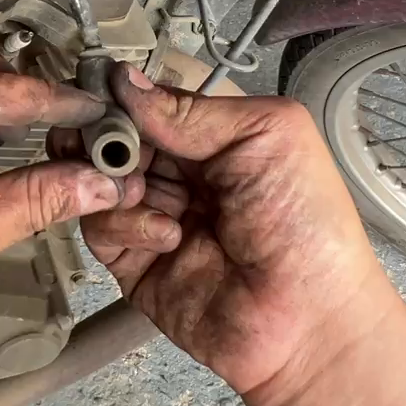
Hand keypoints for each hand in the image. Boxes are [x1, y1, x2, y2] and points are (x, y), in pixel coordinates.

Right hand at [76, 65, 398, 405]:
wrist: (309, 325)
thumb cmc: (306, 223)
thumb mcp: (267, 139)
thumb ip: (192, 110)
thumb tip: (122, 79)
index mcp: (207, 137)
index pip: (146, 103)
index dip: (119, 96)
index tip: (96, 92)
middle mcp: (173, 171)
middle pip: (111, 137)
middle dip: (104, 137)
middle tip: (106, 144)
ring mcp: (149, 213)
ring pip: (96, 178)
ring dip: (115, 180)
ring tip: (144, 194)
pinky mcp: (129, 259)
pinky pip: (98, 226)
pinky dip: (125, 223)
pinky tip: (167, 236)